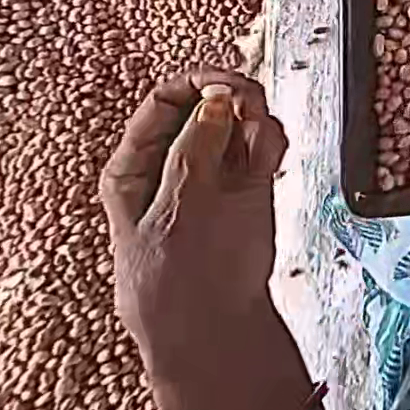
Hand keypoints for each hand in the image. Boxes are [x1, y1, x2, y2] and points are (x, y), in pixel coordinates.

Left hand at [100, 70, 287, 378]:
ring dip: (257, 118)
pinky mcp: (250, 178)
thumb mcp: (173, 214)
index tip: (229, 87)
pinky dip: (273, 139)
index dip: (198, 85)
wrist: (216, 325)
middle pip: (206, 102)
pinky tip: (272, 158)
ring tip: (262, 145)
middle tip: (253, 108)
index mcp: (136, 165)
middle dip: (233, 98)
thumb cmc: (175, 282)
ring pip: (240, 116)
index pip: (164, 101)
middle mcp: (177, 157)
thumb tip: (216, 100)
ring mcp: (216, 167)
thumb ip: (194, 152)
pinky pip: (265, 140)